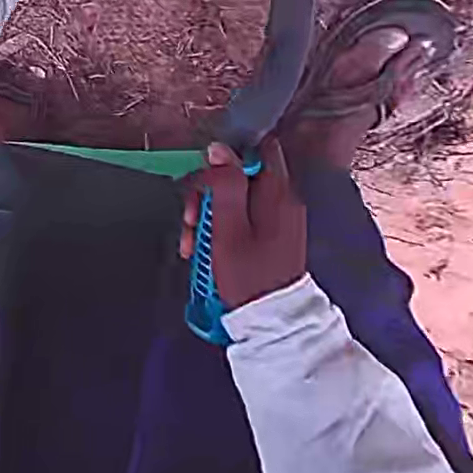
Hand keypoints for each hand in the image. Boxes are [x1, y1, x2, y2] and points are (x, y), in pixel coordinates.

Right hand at [178, 137, 307, 309]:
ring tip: (189, 241)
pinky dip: (218, 227)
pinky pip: (240, 217)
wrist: (271, 323)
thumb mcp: (228, 227)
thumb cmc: (247, 274)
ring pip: (234, 197)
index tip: (205, 176)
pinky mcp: (269, 235)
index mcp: (278, 192)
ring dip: (206, 213)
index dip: (229, 154)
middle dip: (207, 192)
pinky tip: (201, 248)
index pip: (258, 148)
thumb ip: (224, 184)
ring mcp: (277, 218)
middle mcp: (282, 199)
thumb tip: (218, 148)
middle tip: (190, 218)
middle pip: (239, 175)